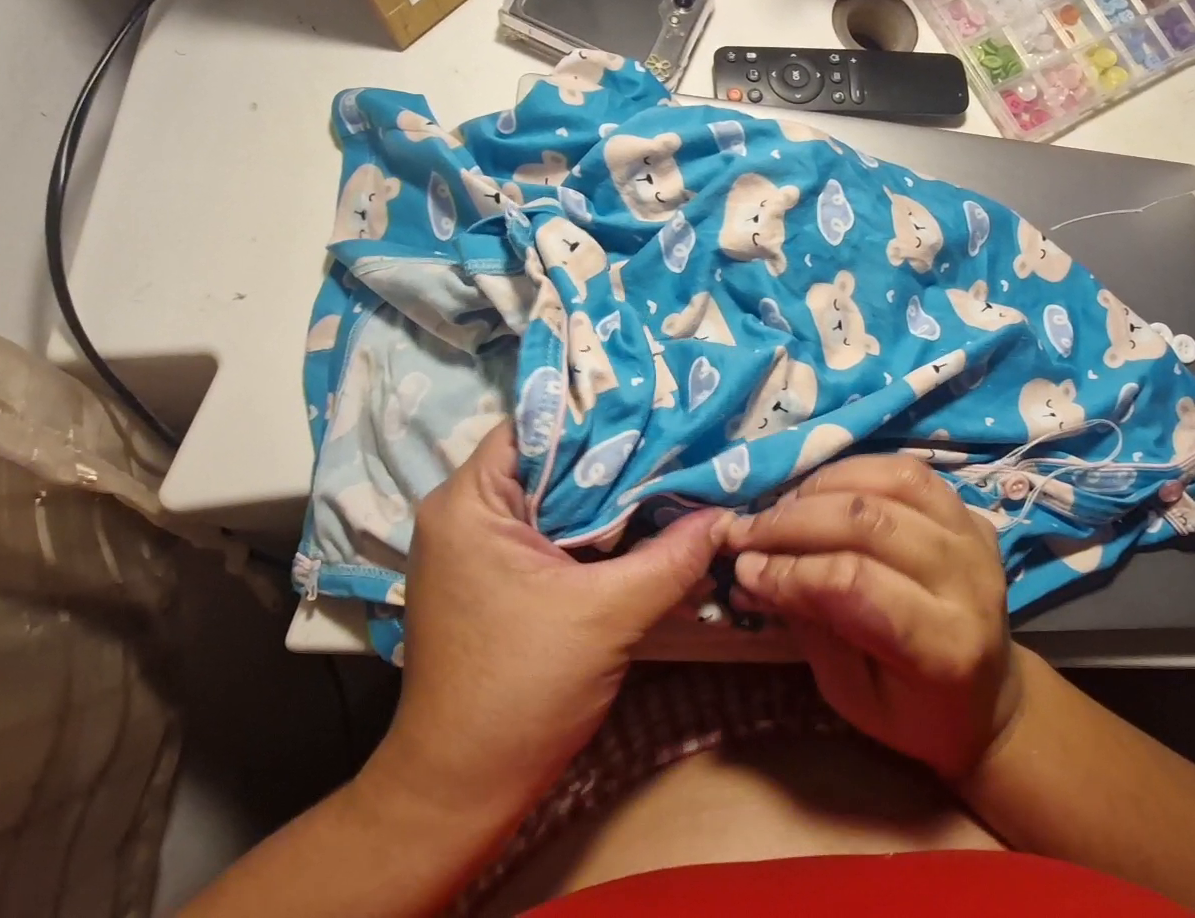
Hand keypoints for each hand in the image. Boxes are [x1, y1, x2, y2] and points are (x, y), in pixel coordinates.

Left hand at [361, 421, 729, 827]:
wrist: (467, 784)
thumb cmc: (522, 689)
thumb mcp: (608, 615)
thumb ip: (672, 557)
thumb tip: (727, 515)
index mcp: (471, 504)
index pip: (539, 425)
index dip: (603, 414)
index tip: (668, 409)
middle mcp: (469, 515)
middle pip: (554, 463)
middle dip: (622, 458)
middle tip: (689, 441)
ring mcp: (485, 551)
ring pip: (562, 502)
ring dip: (618, 499)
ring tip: (683, 476)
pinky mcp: (504, 581)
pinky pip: (561, 537)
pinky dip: (604, 534)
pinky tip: (655, 529)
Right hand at [725, 455, 1023, 780]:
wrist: (988, 697)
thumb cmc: (911, 711)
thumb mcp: (849, 691)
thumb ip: (810, 625)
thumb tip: (752, 569)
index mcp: (943, 645)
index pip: (857, 584)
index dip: (792, 571)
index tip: (744, 568)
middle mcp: (969, 582)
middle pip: (873, 523)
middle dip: (795, 522)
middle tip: (746, 533)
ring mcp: (976, 539)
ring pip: (894, 482)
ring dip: (823, 487)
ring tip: (781, 508)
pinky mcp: (972, 515)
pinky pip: (910, 473)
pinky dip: (856, 472)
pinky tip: (820, 491)